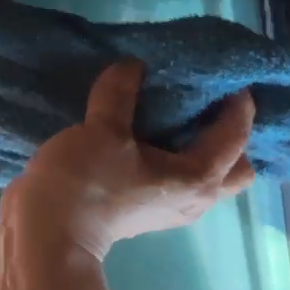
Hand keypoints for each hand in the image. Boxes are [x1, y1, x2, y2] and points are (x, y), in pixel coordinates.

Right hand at [5, 59, 254, 259]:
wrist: (53, 224)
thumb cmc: (87, 179)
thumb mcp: (100, 131)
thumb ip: (117, 96)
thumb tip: (132, 64)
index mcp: (198, 177)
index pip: (233, 139)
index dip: (236, 109)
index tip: (232, 83)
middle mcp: (198, 198)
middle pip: (234, 168)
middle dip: (229, 140)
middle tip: (207, 109)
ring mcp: (171, 209)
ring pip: (204, 177)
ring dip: (198, 152)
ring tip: (174, 124)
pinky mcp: (144, 211)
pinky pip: (175, 181)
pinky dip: (171, 161)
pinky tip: (142, 148)